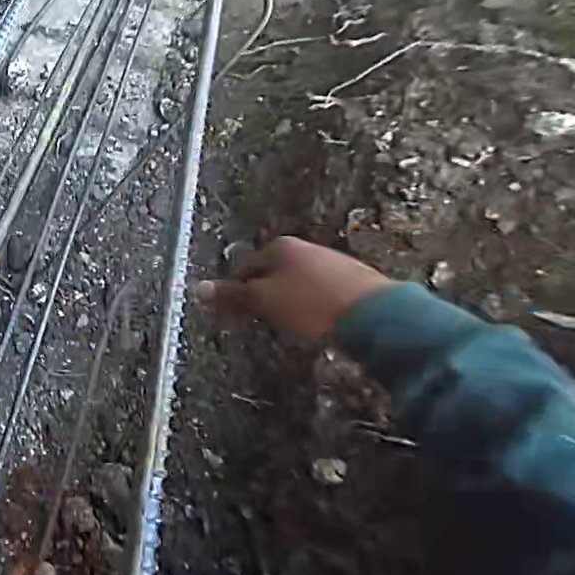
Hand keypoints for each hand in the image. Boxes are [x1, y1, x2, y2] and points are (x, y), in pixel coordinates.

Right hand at [194, 236, 392, 337]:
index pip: (243, 270)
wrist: (376, 315)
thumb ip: (232, 295)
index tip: (231, 320)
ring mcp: (331, 263)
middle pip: (269, 274)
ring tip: (287, 327)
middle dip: (259, 298)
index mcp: (279, 247)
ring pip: (294, 283)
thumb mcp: (263, 300)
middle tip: (256, 324)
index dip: (233, 295)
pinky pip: (318, 293)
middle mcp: (305, 248)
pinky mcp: (352, 281)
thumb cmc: (311, 304)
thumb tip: (198, 288)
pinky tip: (314, 323)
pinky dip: (309, 307)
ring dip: (284, 303)